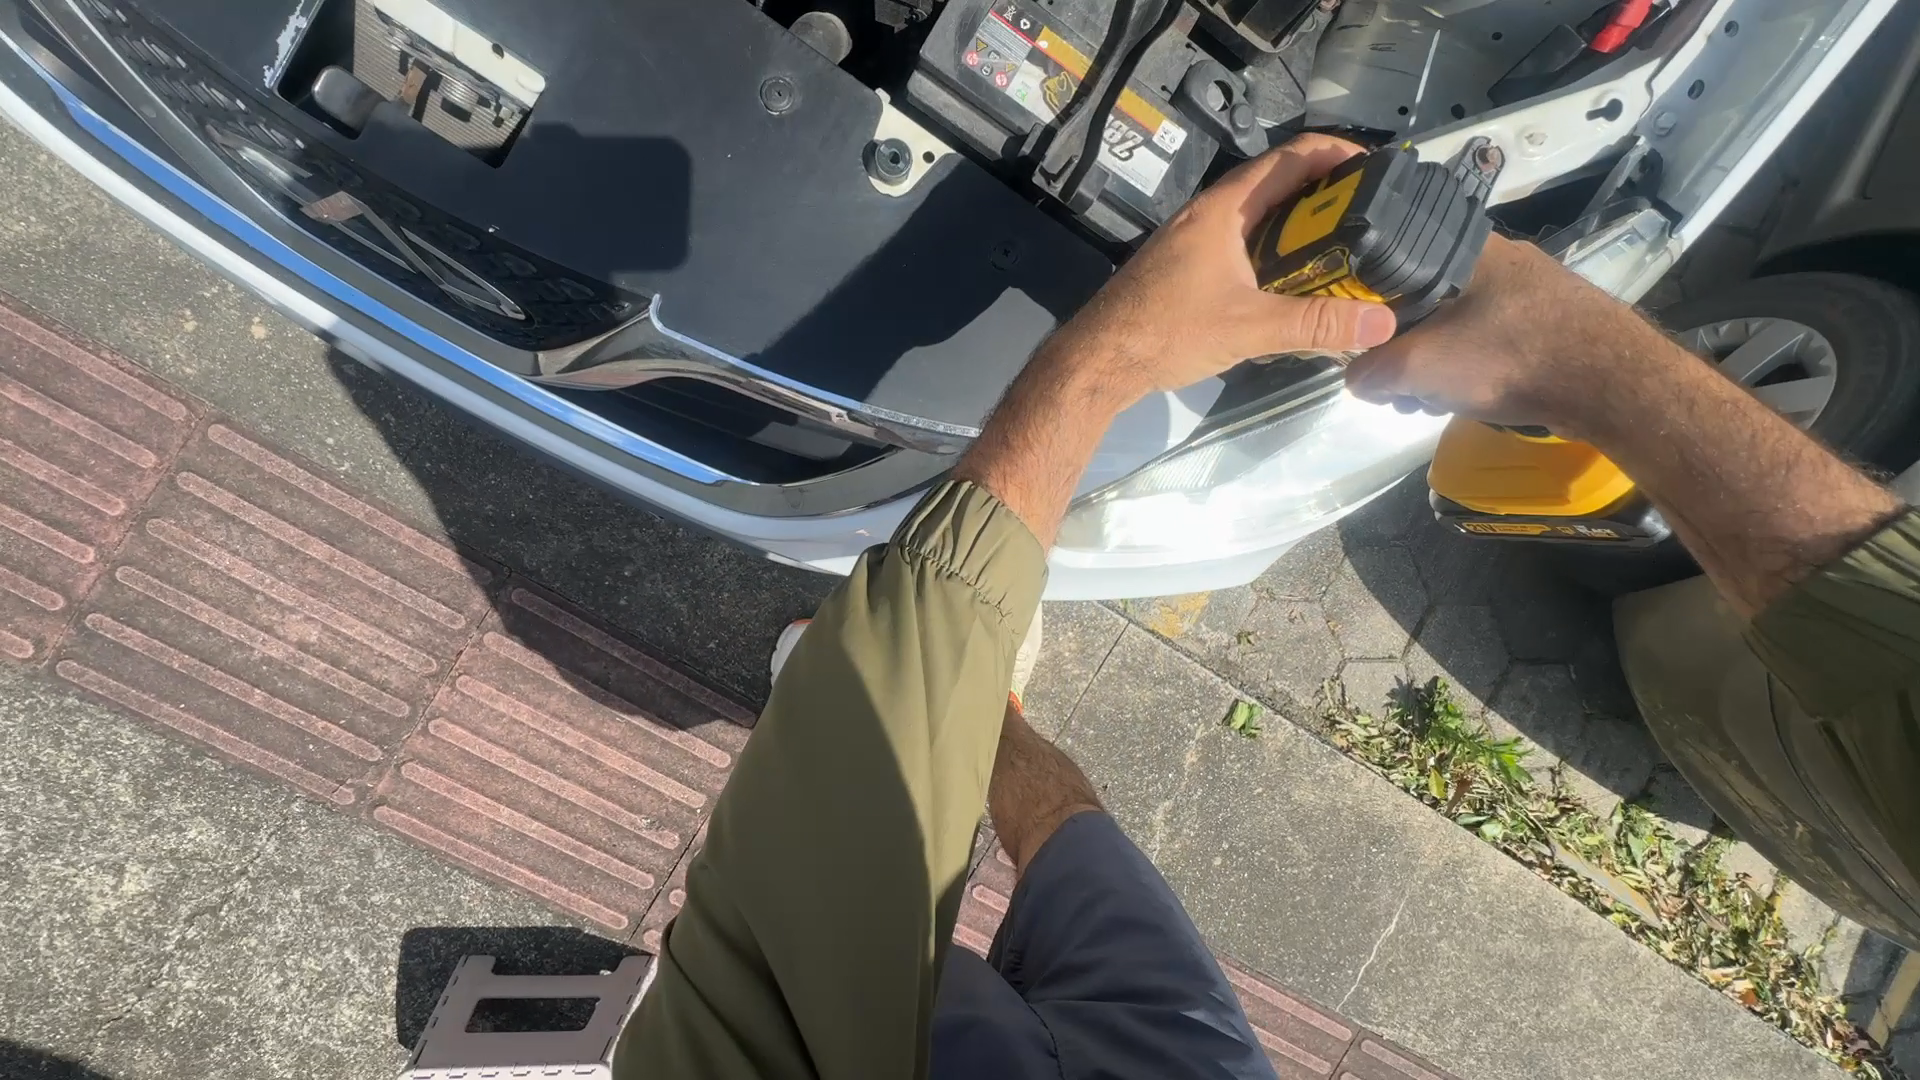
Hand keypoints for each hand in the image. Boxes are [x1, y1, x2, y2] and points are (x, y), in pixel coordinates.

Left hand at [1042, 134, 1397, 397]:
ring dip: (1294, 236)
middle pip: (1276, 189)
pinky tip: (1281, 292)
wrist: (1096, 362)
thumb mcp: (1248, 327)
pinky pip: (1234, 252)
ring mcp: (1187, 245)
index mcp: (1223, 209)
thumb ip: (1314, 324)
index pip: (1292, 157)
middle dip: (1324, 202)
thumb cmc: (1166, 332)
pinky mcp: (1177, 273)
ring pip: (1253, 225)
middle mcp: (1204, 217)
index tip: (1379, 171)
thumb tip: (1381, 322)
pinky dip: (1266, 261)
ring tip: (1335, 259)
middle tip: (1367, 225)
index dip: (1339, 154)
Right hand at [1343, 236, 1679, 434]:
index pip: (1388, 274)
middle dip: (1400, 354)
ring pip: (1450, 326)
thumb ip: (1367, 372)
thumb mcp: (1414, 369)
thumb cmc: (1507, 359)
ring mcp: (1526, 287)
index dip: (1365, 317)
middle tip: (1400, 390)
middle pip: (1418, 306)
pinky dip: (1466, 367)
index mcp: (1460, 251)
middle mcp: (1495, 258)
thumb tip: (1356, 379)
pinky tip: (1469, 394)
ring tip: (1434, 399)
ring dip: (1432, 366)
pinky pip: (1483, 338)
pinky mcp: (1546, 316)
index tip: (1363, 353)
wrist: (1610, 384)